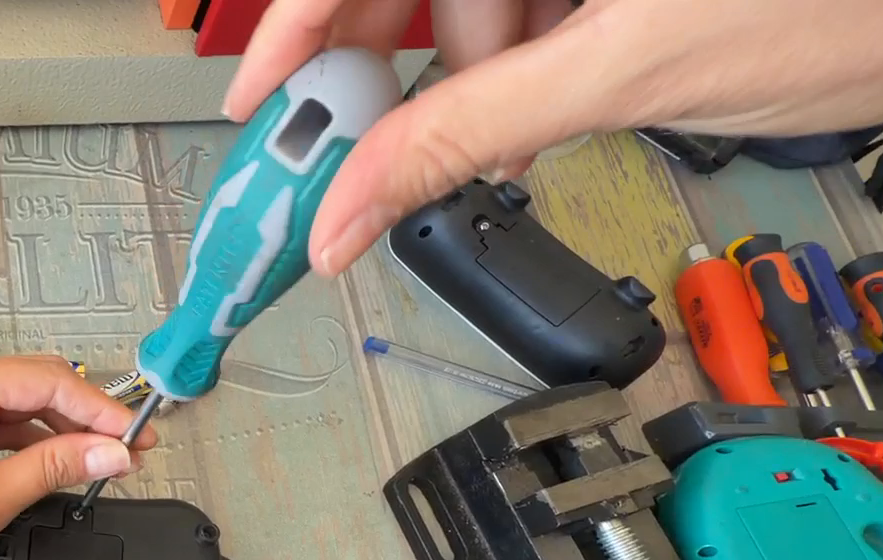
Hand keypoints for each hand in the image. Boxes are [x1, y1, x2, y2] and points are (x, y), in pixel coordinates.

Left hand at [0, 355, 153, 559]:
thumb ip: (55, 469)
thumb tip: (108, 452)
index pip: (47, 381)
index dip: (99, 409)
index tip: (133, 434)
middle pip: (34, 387)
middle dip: (83, 419)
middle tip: (124, 448)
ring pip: (17, 409)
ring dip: (57, 433)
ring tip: (96, 461)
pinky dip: (26, 445)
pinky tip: (54, 464)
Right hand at [223, 0, 882, 275]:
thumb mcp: (626, 68)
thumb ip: (461, 138)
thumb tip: (342, 215)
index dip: (293, 26)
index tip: (256, 104)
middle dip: (376, 71)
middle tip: (354, 150)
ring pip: (455, 5)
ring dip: (454, 88)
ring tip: (500, 140)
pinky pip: (511, 13)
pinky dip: (503, 74)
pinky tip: (535, 114)